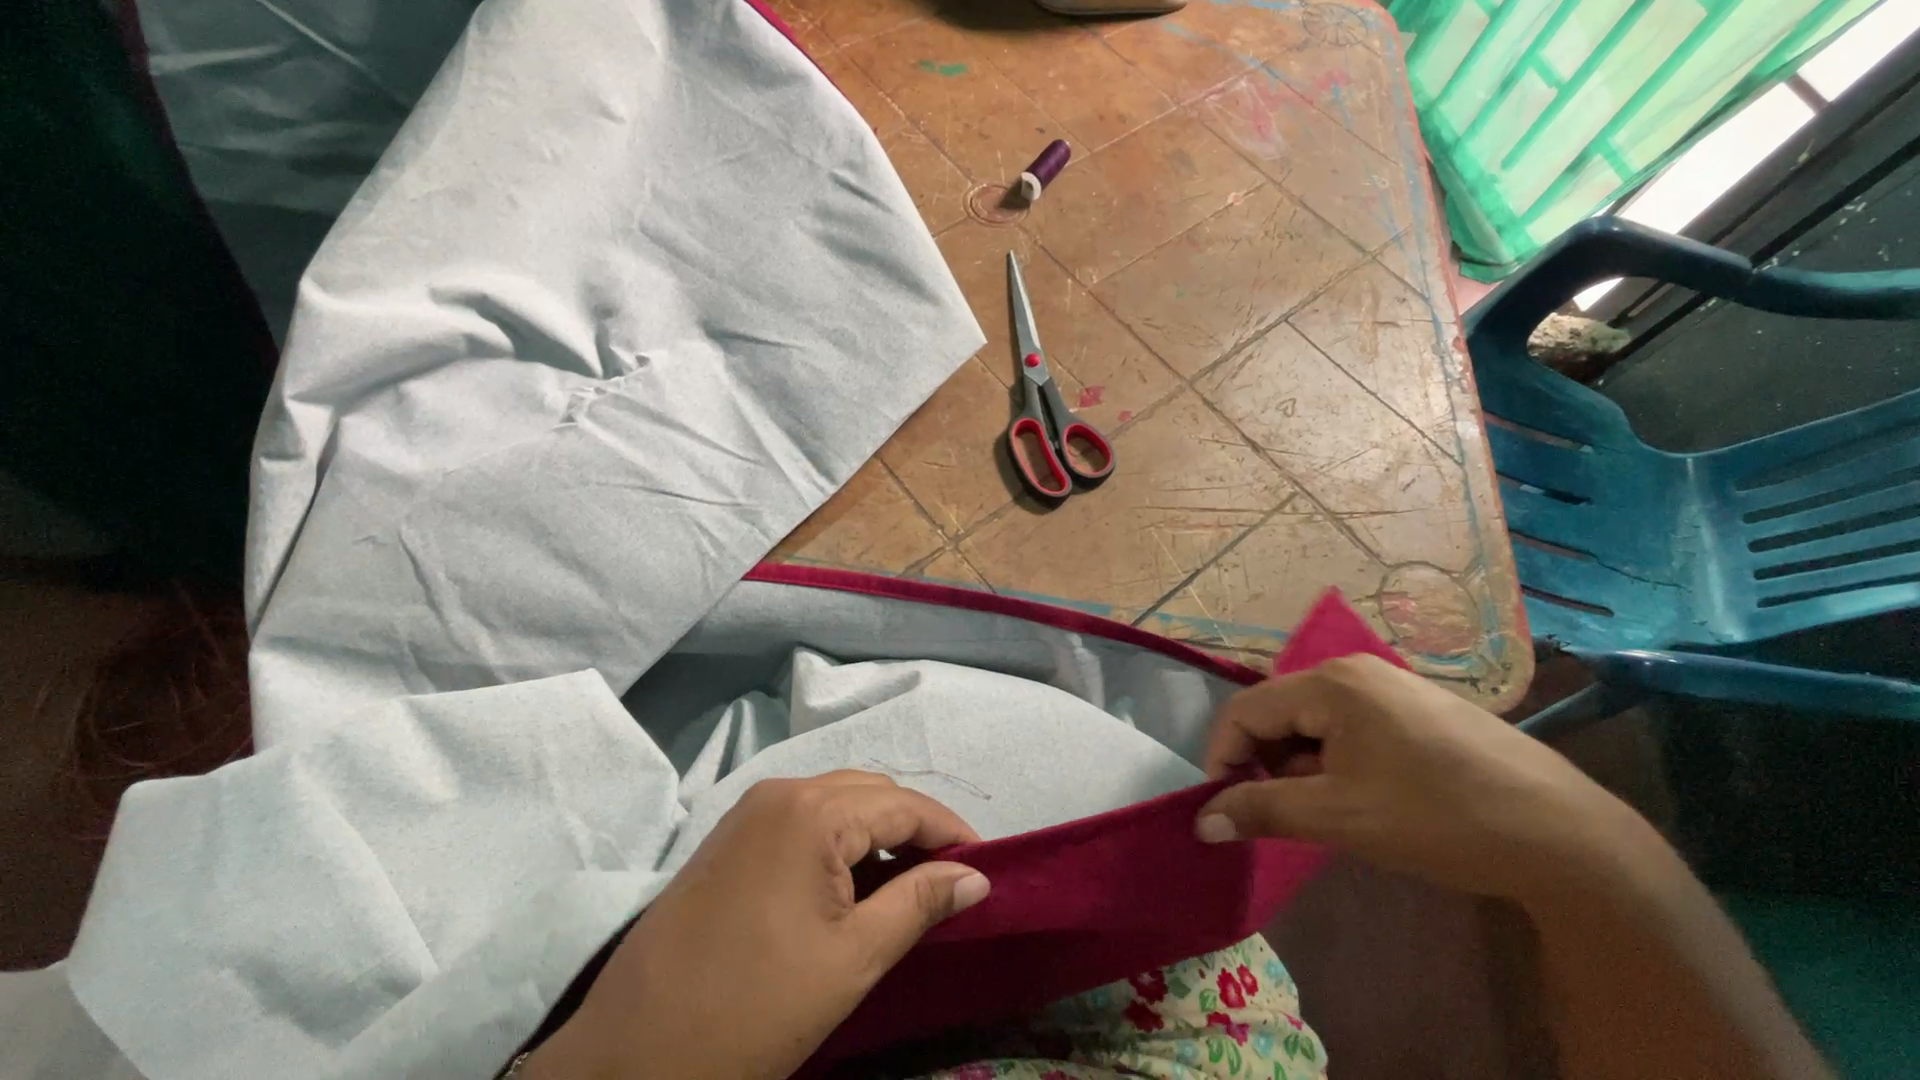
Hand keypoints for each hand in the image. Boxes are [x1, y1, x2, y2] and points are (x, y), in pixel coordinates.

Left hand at [526, 771, 989, 1079]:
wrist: (634, 1054)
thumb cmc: (755, 1007)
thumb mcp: (853, 958)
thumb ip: (919, 903)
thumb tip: (976, 876)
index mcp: (811, 811)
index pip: (903, 804)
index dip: (952, 832)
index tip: (987, 869)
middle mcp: (778, 793)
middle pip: (870, 793)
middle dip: (916, 830)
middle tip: (951, 881)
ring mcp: (746, 814)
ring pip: (836, 804)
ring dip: (877, 836)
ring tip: (909, 888)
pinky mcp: (728, 840)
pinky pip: (801, 822)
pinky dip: (839, 844)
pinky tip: (853, 888)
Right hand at [1194, 655, 1648, 902]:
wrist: (1564, 836)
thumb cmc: (1437, 817)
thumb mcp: (1338, 818)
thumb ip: (1261, 811)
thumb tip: (1202, 822)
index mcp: (1332, 683)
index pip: (1245, 709)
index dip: (1223, 757)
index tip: (1225, 808)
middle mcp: (1358, 672)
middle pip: (1280, 712)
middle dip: (1266, 763)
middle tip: (1282, 815)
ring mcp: (1395, 688)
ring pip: (1317, 723)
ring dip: (1303, 767)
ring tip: (1330, 814)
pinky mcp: (1422, 711)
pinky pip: (1353, 728)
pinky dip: (1338, 763)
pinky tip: (1367, 801)